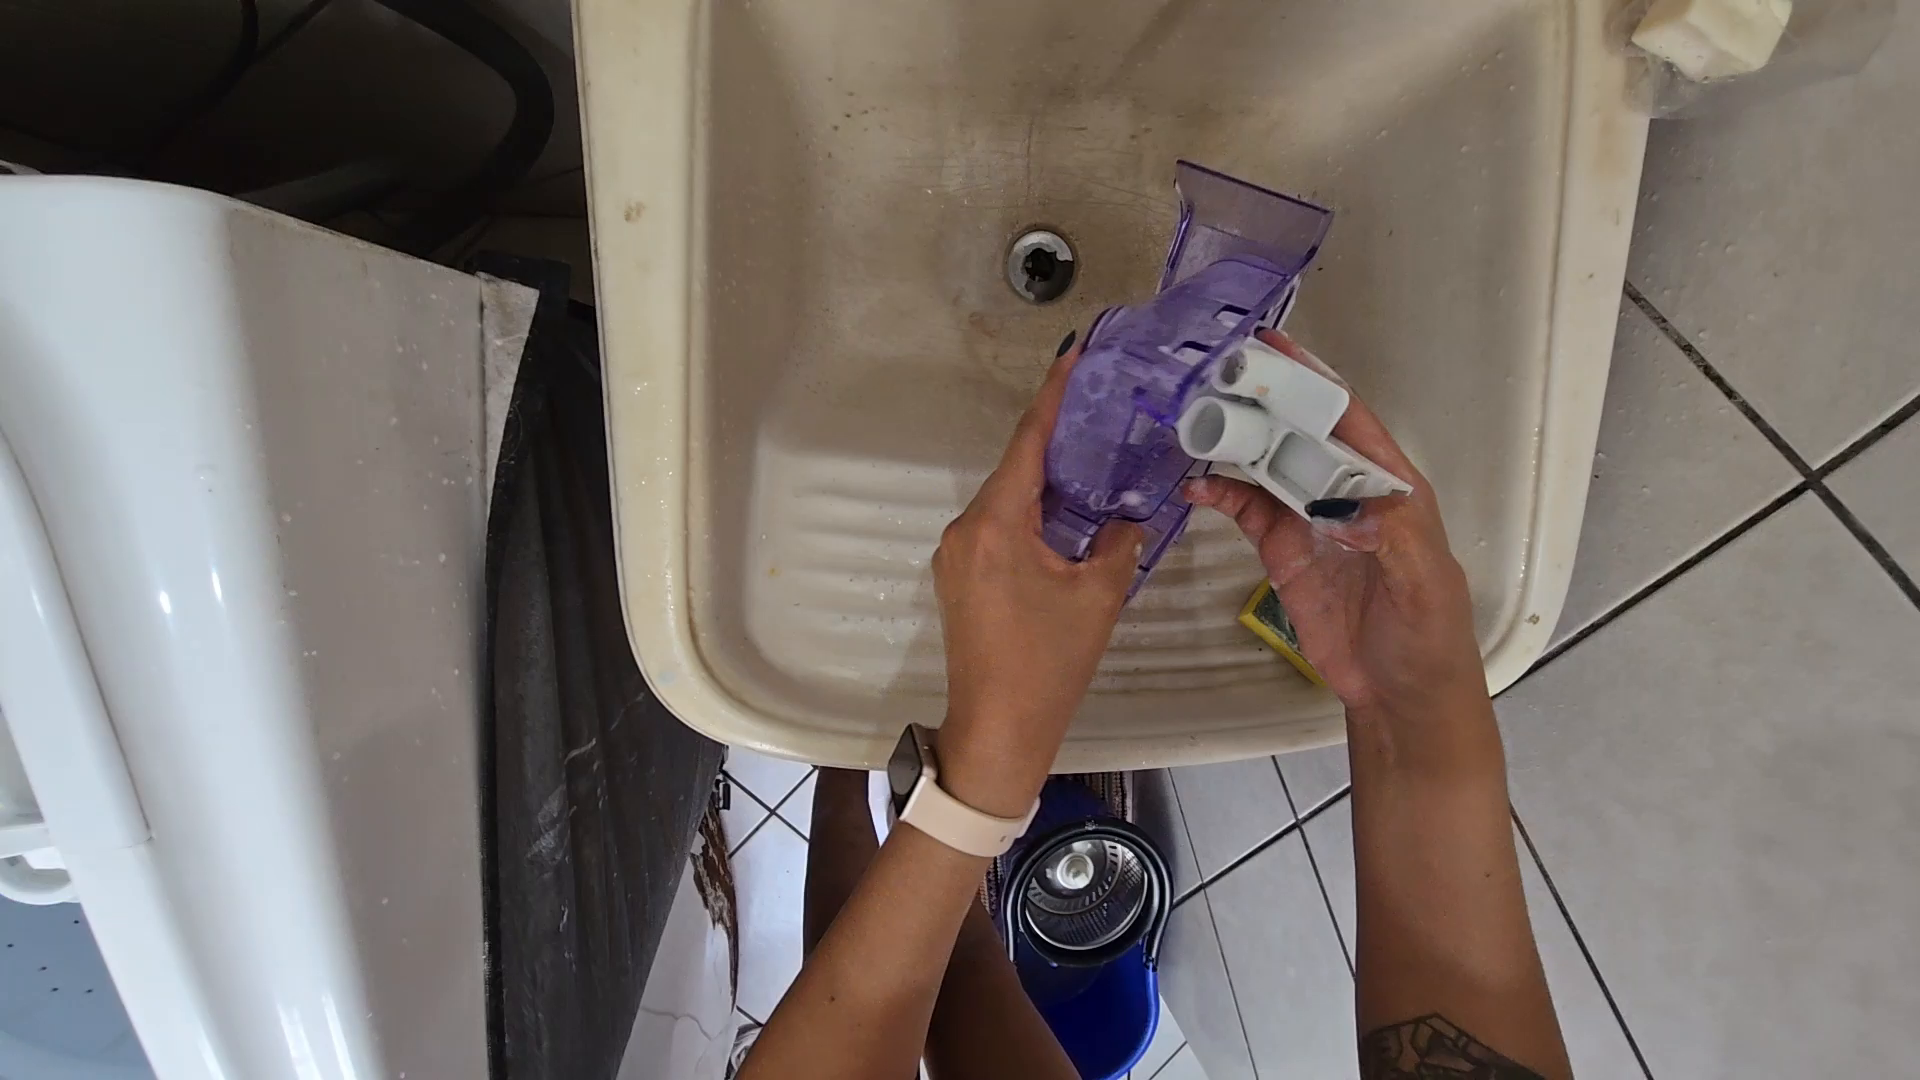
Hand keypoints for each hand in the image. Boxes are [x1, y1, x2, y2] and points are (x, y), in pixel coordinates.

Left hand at [931, 343, 1143, 816]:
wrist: (998, 728)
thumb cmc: (1049, 663)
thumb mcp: (1098, 597)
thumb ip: (1118, 544)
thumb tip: (1127, 518)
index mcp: (996, 523)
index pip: (1028, 443)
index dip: (1053, 396)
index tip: (1074, 355)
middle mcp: (965, 528)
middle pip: (1014, 469)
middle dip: (1056, 440)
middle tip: (1102, 411)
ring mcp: (955, 553)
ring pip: (1005, 499)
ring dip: (1044, 481)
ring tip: (1092, 458)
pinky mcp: (958, 575)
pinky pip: (995, 527)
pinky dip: (1028, 512)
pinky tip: (1063, 511)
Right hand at [1184, 330, 1486, 726]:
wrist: (1393, 690)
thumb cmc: (1427, 635)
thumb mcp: (1424, 585)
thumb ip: (1394, 537)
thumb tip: (1345, 499)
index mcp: (1388, 486)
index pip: (1350, 423)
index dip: (1315, 385)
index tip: (1275, 351)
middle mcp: (1343, 490)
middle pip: (1299, 434)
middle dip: (1263, 402)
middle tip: (1216, 376)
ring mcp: (1306, 517)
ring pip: (1266, 465)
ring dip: (1234, 444)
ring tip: (1194, 423)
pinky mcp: (1279, 546)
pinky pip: (1245, 509)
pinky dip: (1220, 494)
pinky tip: (1195, 488)